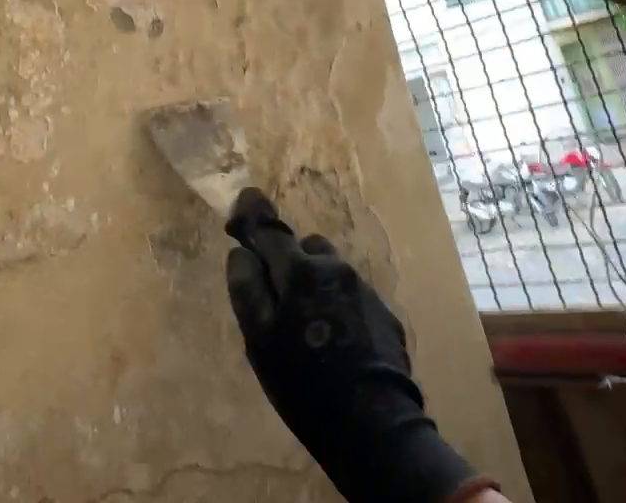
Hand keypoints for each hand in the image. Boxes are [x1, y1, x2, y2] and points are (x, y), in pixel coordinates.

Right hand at [226, 190, 494, 502]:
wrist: (374, 424)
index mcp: (299, 271)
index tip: (243, 202)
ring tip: (309, 324)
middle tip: (278, 300)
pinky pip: (351, 295)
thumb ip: (248, 289)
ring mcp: (364, 289)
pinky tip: (335, 341)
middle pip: (304, 248)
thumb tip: (241, 254)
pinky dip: (338, 305)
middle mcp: (334, 268)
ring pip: (330, 270)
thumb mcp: (259, 340)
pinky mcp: (384, 314)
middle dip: (288, 262)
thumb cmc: (303, 383)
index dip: (252, 215)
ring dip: (316, 283)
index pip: (270, 229)